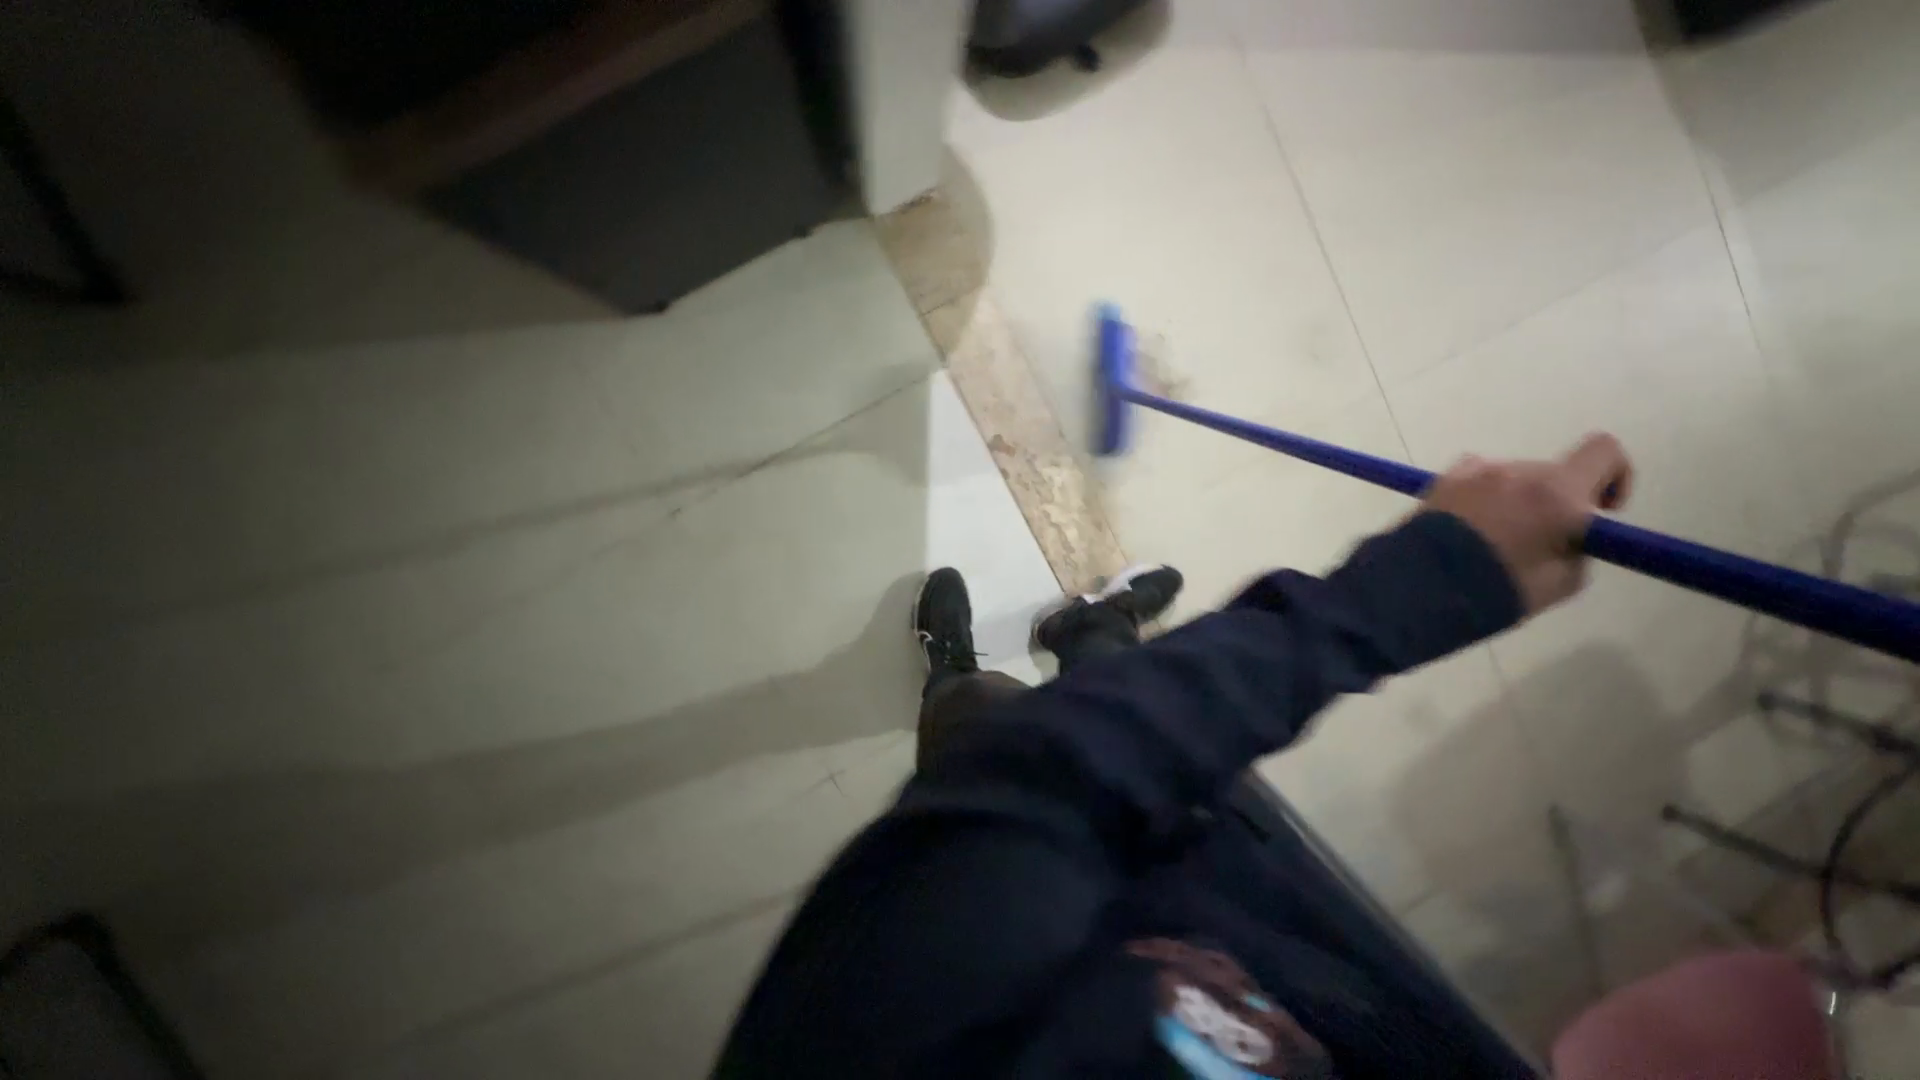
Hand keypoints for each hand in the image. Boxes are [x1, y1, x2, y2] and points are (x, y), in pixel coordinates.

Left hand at [1420, 433, 1633, 614]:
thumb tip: (1568, 536)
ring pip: (1511, 478)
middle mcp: (1517, 470)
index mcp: (1556, 491)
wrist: (1416, 587)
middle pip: (1551, 474)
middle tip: (1536, 541)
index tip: (1599, 511)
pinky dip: (1481, 496)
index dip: (1613, 476)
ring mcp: (1474, 471)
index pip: (1605, 451)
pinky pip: (1475, 480)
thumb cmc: (1496, 589)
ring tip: (1492, 540)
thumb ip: (1576, 548)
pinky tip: (1468, 526)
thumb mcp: (1562, 581)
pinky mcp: (1441, 480)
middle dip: (1554, 501)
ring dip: (1514, 499)